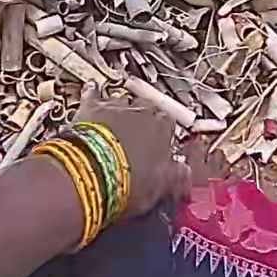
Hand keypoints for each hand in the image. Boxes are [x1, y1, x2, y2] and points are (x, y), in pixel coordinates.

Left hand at [76, 97, 190, 219]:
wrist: (94, 170)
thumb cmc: (130, 178)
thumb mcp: (163, 185)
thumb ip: (178, 175)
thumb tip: (184, 173)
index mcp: (162, 127)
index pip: (169, 124)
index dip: (162, 137)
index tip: (158, 148)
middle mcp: (141, 110)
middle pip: (146, 110)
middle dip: (142, 122)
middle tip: (135, 141)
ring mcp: (116, 106)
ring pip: (122, 102)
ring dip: (119, 113)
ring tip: (114, 129)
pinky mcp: (92, 107)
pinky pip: (93, 93)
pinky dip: (93, 93)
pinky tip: (92, 91)